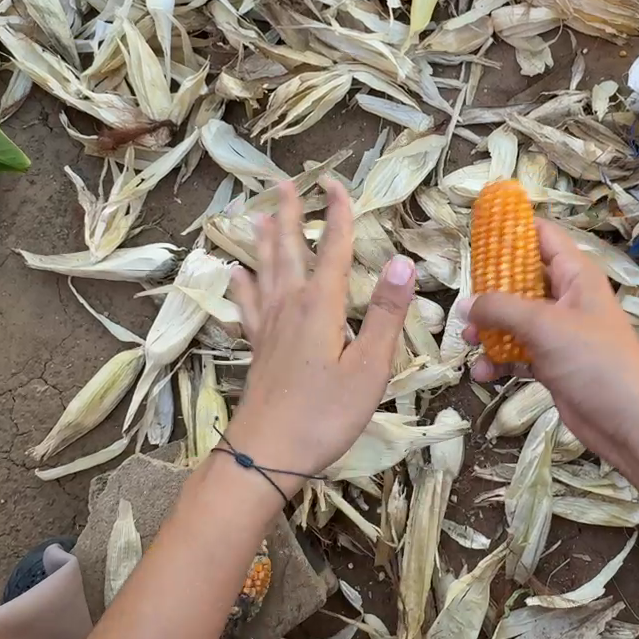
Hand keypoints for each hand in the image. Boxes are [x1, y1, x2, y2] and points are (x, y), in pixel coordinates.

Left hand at [226, 178, 414, 486]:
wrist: (266, 456)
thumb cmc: (325, 415)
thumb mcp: (369, 367)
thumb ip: (385, 313)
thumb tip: (402, 262)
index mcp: (320, 305)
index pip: (332, 247)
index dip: (337, 213)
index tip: (336, 183)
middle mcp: (290, 305)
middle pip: (288, 250)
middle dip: (289, 214)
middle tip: (285, 183)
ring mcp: (268, 326)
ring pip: (265, 270)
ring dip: (263, 240)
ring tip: (257, 215)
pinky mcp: (257, 348)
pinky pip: (247, 303)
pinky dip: (243, 284)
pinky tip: (236, 274)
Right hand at [466, 219, 638, 473]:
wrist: (630, 425)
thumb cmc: (595, 361)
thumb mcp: (544, 326)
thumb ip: (501, 309)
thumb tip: (464, 304)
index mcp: (575, 275)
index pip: (542, 236)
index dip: (511, 230)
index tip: (477, 231)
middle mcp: (567, 298)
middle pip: (522, 278)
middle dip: (490, 288)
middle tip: (464, 297)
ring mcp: (560, 332)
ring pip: (515, 318)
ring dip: (490, 328)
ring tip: (469, 339)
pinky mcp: (553, 364)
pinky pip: (518, 352)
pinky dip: (500, 360)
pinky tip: (483, 372)